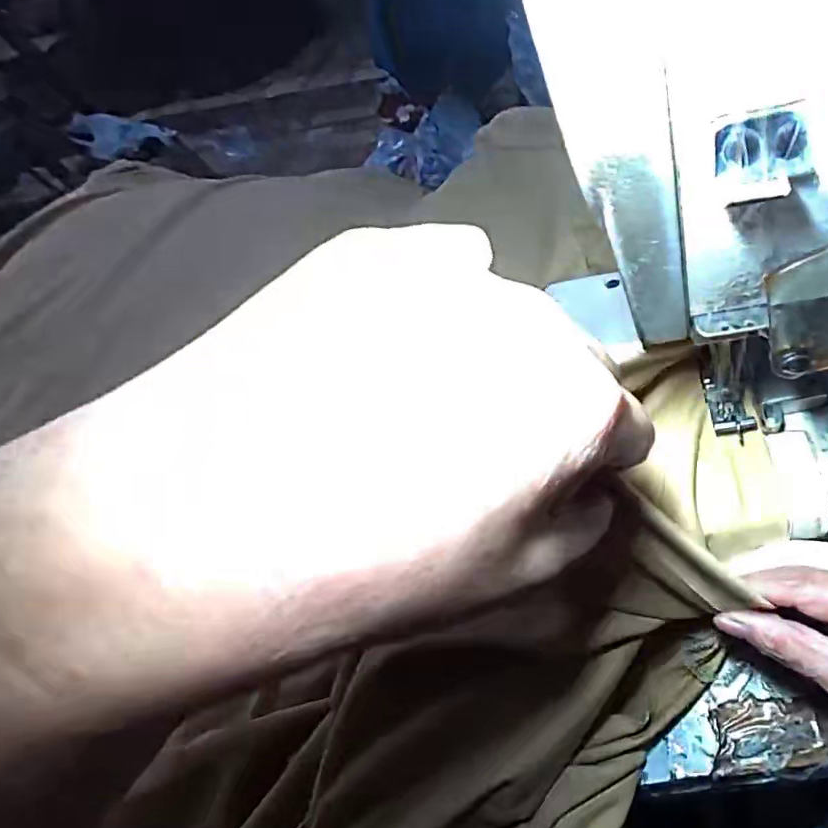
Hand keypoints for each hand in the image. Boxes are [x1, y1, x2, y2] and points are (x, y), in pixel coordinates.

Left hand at [0, 223, 651, 727]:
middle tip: (489, 445)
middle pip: (584, 365)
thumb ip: (587, 522)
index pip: (629, 431)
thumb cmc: (386, 568)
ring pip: (522, 317)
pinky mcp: (382, 250)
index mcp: (587, 406)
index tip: (555, 485)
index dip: (598, 464)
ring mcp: (462, 275)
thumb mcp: (521, 577)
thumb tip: (589, 486)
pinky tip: (398, 340)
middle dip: (558, 403)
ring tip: (430, 394)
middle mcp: (544, 324)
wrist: (199, 525)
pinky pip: (452, 265)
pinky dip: (447, 300)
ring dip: (505, 352)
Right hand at [715, 552, 827, 782]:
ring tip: (746, 593)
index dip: (756, 586)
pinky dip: (808, 579)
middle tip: (724, 592)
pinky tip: (785, 594)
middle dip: (766, 578)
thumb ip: (785, 644)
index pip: (804, 583)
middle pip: (811, 565)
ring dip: (785, 577)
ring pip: (820, 561)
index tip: (716, 592)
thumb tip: (731, 618)